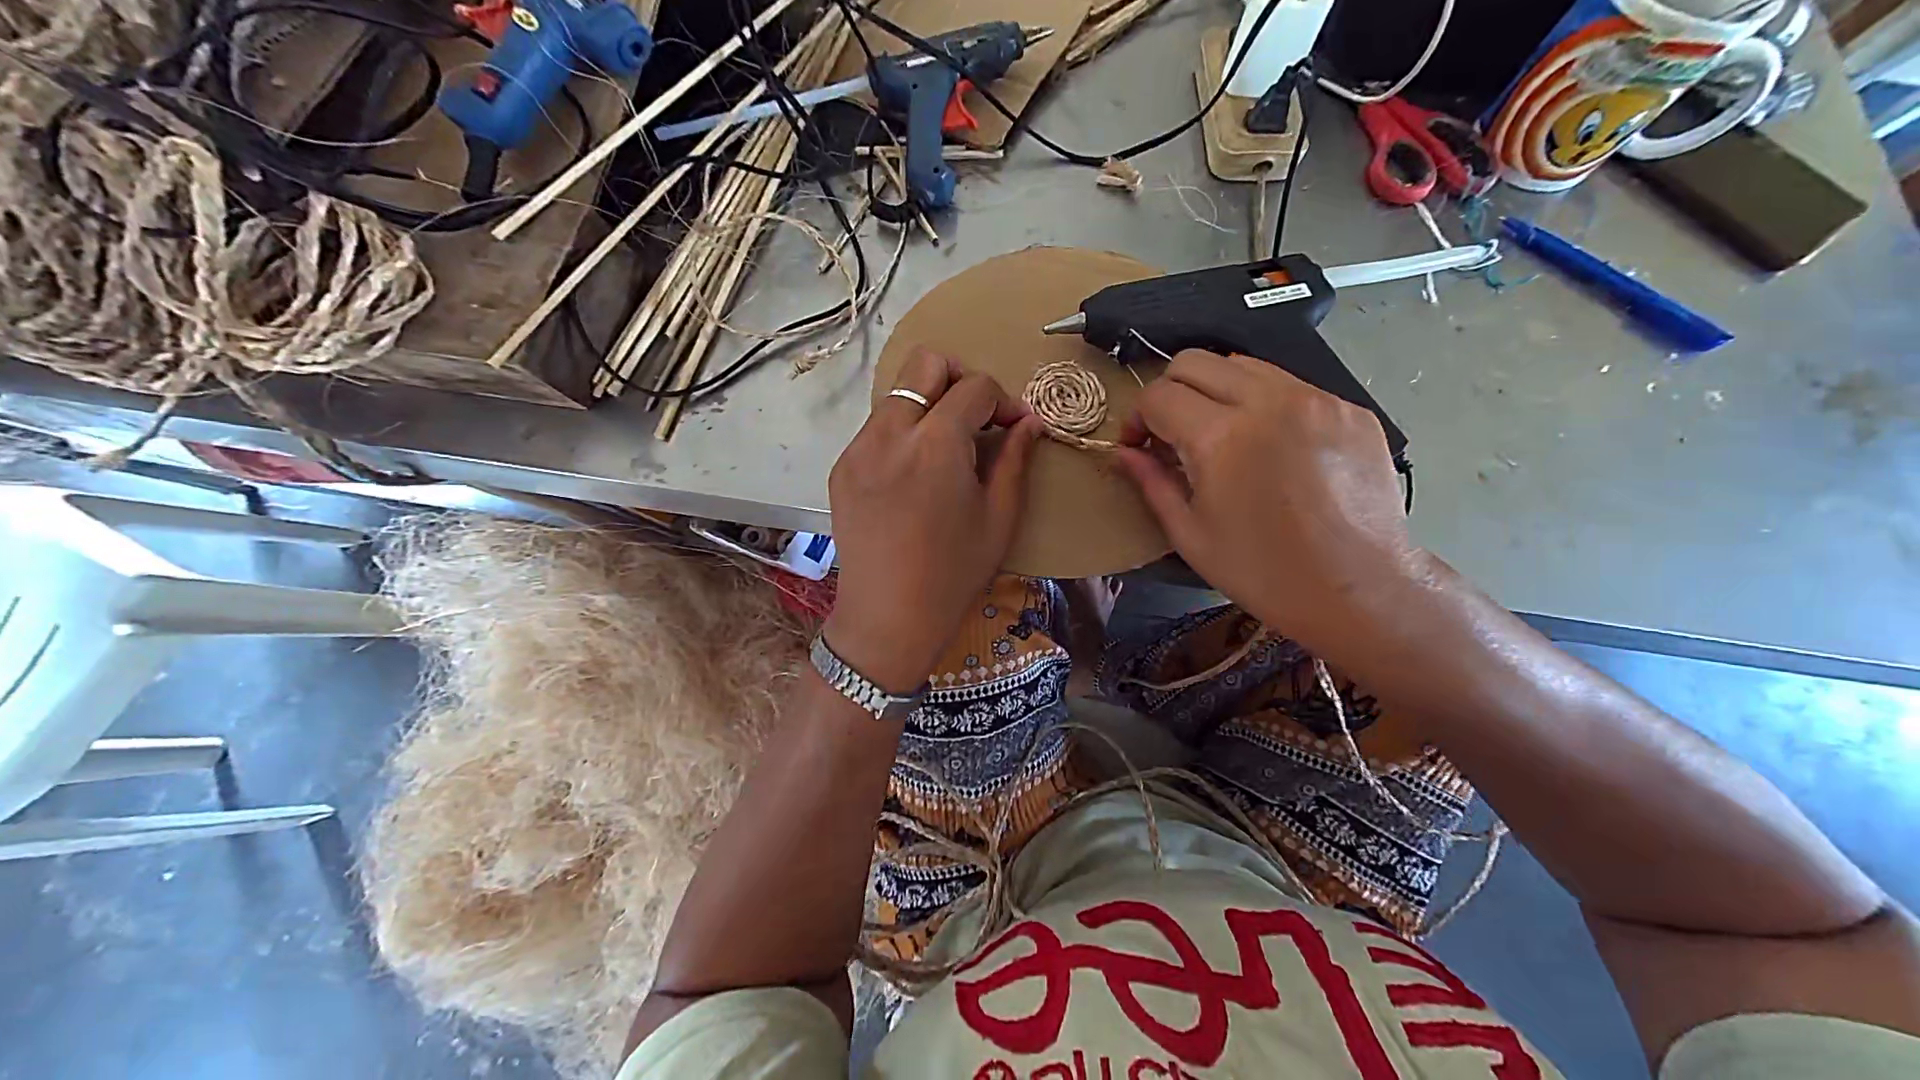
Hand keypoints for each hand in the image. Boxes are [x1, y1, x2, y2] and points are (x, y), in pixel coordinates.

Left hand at [824, 348, 1042, 693]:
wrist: (888, 618)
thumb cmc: (953, 574)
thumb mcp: (998, 518)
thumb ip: (1014, 459)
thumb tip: (1030, 423)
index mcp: (936, 444)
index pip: (975, 387)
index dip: (1005, 400)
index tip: (1017, 427)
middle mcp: (890, 432)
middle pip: (925, 363)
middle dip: (960, 378)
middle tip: (978, 417)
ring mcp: (858, 448)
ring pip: (898, 393)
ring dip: (929, 405)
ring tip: (948, 448)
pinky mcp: (841, 467)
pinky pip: (877, 427)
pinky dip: (903, 431)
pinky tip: (916, 473)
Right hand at [1115, 350, 1427, 657]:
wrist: (1358, 590)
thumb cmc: (1262, 572)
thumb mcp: (1190, 534)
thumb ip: (1152, 483)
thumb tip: (1125, 453)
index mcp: (1220, 437)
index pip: (1159, 395)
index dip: (1137, 418)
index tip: (1139, 445)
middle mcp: (1268, 401)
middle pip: (1195, 361)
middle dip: (1171, 392)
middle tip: (1173, 433)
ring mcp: (1315, 399)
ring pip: (1244, 365)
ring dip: (1218, 390)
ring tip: (1222, 435)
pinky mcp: (1349, 409)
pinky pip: (1290, 386)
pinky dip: (1265, 403)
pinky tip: (1271, 447)